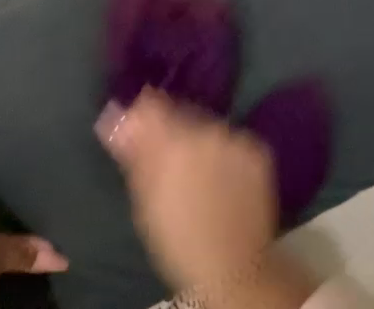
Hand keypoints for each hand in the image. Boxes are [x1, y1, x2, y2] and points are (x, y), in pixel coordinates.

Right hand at [98, 90, 312, 302]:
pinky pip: (235, 142)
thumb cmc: (177, 239)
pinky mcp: (257, 151)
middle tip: (172, 163)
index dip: (143, 113)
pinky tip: (225, 180)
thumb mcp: (144, 200)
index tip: (137, 125)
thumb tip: (117, 117)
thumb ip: (133, 153)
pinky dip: (227, 153)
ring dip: (201, 142)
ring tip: (200, 176)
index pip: (151, 104)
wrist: (232, 268)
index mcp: (171, 141)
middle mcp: (204, 130)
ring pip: (210, 128)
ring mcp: (235, 138)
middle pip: (182, 116)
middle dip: (174, 131)